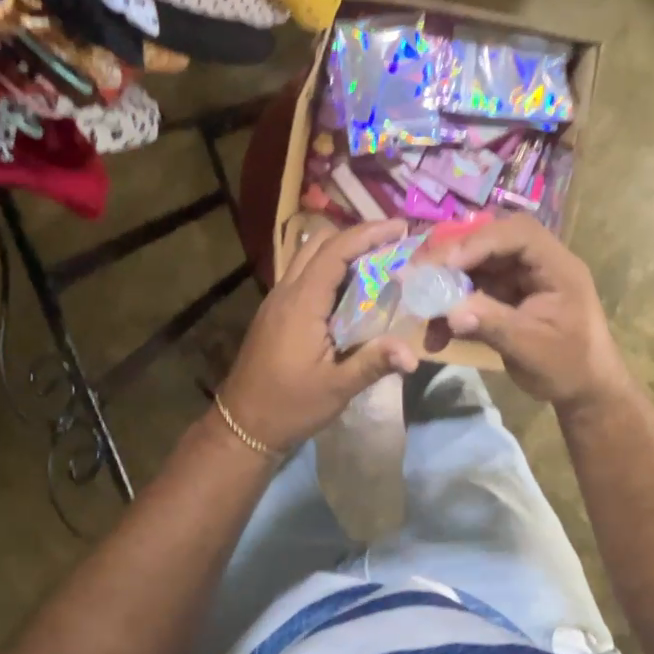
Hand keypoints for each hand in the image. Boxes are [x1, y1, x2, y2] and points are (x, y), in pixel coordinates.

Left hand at [217, 220, 419, 449]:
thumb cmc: (289, 406)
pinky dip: (328, 268)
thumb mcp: (336, 389)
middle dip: (356, 236)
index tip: (399, 227)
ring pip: (307, 255)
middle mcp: (286, 292)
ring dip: (340, 250)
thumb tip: (412, 354)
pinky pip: (303, 274)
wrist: (241, 426)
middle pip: (318, 242)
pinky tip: (351, 289)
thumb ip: (373, 363)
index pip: (335, 251)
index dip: (367, 234)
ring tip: (377, 261)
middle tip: (392, 244)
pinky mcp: (275, 312)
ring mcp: (277, 300)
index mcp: (301, 304)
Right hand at [423, 215, 632, 411]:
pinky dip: (451, 307)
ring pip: (476, 266)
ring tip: (420, 305)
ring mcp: (519, 279)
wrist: (585, 393)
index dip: (480, 242)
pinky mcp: (505, 296)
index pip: (517, 234)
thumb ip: (492, 324)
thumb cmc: (569, 367)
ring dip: (446, 284)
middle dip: (453, 257)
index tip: (447, 264)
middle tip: (418, 274)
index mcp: (556, 266)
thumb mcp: (531, 347)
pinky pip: (473, 290)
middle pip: (490, 242)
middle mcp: (537, 264)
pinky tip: (435, 334)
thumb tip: (449, 311)